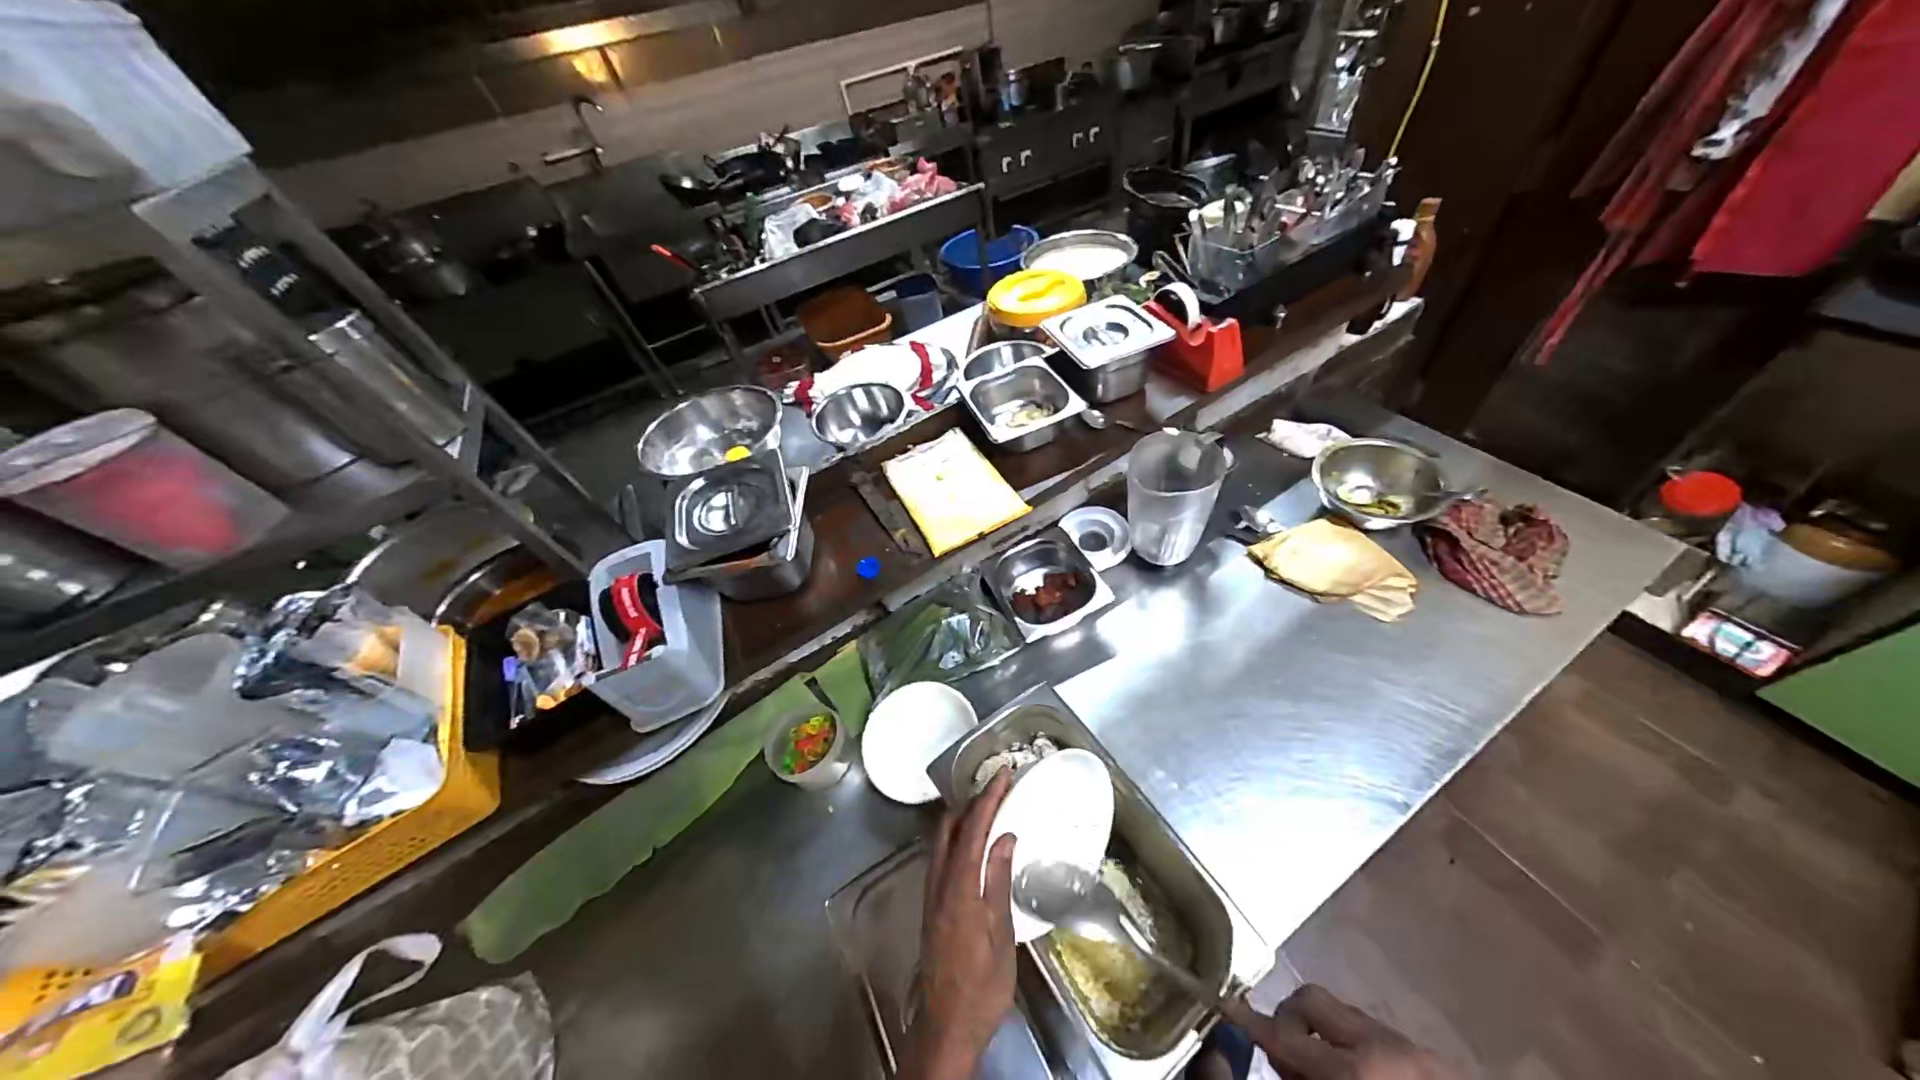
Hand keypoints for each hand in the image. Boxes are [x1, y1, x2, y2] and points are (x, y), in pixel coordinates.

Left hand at [898, 770, 1017, 1079]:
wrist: (945, 1026)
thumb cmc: (981, 986)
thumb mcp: (1000, 936)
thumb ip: (998, 882)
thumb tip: (1005, 837)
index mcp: (959, 889)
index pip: (973, 830)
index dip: (988, 798)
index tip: (1004, 774)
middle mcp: (938, 883)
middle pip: (949, 827)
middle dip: (972, 800)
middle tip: (997, 784)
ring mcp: (931, 893)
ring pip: (942, 839)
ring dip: (963, 816)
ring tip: (989, 803)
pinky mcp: (931, 904)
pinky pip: (942, 855)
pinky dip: (958, 836)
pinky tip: (974, 840)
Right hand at [1223, 984, 1461, 1079]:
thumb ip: (1299, 1077)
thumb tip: (1275, 1055)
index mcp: (1356, 1070)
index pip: (1284, 1034)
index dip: (1250, 1021)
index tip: (1225, 1006)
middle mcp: (1382, 1047)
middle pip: (1312, 1001)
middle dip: (1288, 1020)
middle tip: (1282, 1059)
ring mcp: (1414, 1051)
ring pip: (1346, 1017)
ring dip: (1323, 1037)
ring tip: (1322, 1077)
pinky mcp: (1437, 1064)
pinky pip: (1377, 1039)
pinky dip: (1356, 1053)